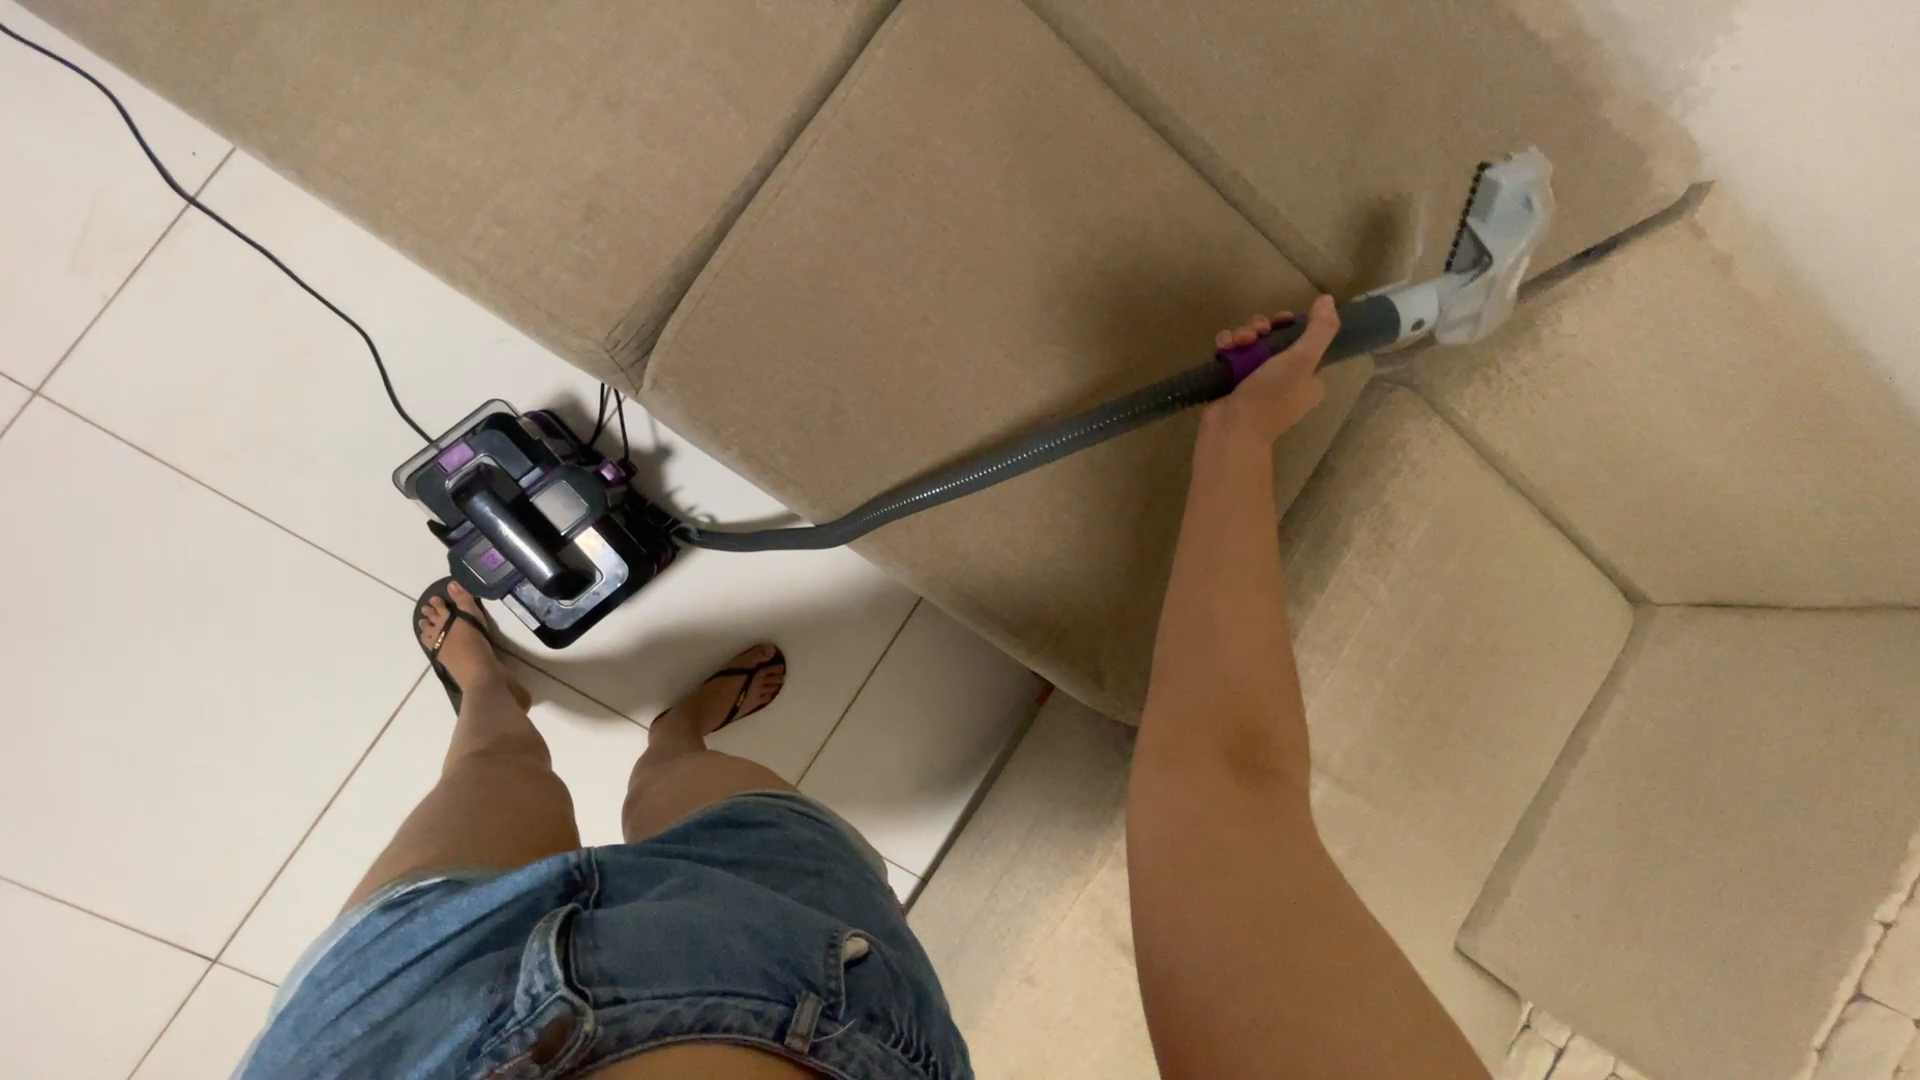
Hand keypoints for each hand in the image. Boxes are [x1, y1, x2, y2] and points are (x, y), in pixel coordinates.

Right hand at [1209, 294, 1338, 442]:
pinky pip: (1233, 355)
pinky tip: (1223, 347)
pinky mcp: (1234, 383)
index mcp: (1310, 377)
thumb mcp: (1303, 360)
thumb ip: (1320, 329)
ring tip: (1234, 342)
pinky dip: (1228, 346)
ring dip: (1243, 335)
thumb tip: (1328, 299)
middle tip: (1255, 332)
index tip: (1280, 321)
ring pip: (1252, 344)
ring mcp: (1257, 382)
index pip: (1305, 340)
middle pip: (1276, 338)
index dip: (1292, 325)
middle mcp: (1286, 379)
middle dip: (1262, 329)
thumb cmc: (1271, 397)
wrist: (1232, 430)